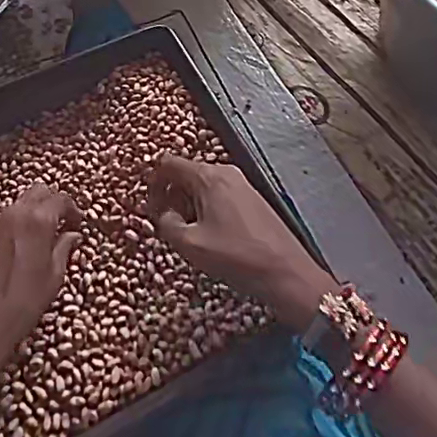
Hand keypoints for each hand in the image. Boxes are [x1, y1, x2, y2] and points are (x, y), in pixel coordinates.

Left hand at [0, 184, 83, 367]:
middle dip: (53, 203)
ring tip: (41, 239)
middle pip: (38, 191)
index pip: (60, 199)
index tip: (77, 224)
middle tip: (62, 224)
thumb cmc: (20, 306)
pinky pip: (3, 219)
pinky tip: (20, 249)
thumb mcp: (53, 278)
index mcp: (37, 221)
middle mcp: (13, 214)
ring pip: (19, 203)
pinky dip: (16, 224)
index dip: (73, 210)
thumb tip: (71, 235)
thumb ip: (64, 249)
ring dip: (33, 213)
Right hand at [145, 155, 332, 328]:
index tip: (149, 205)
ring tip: (186, 233)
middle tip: (165, 223)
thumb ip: (167, 224)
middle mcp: (225, 172)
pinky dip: (206, 209)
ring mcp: (241, 184)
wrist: (287, 272)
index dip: (153, 181)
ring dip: (188, 204)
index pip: (168, 163)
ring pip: (202, 185)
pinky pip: (218, 195)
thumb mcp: (190, 245)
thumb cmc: (236, 256)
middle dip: (170, 195)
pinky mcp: (252, 199)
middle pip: (185, 173)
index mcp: (208, 176)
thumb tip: (164, 214)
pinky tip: (209, 235)